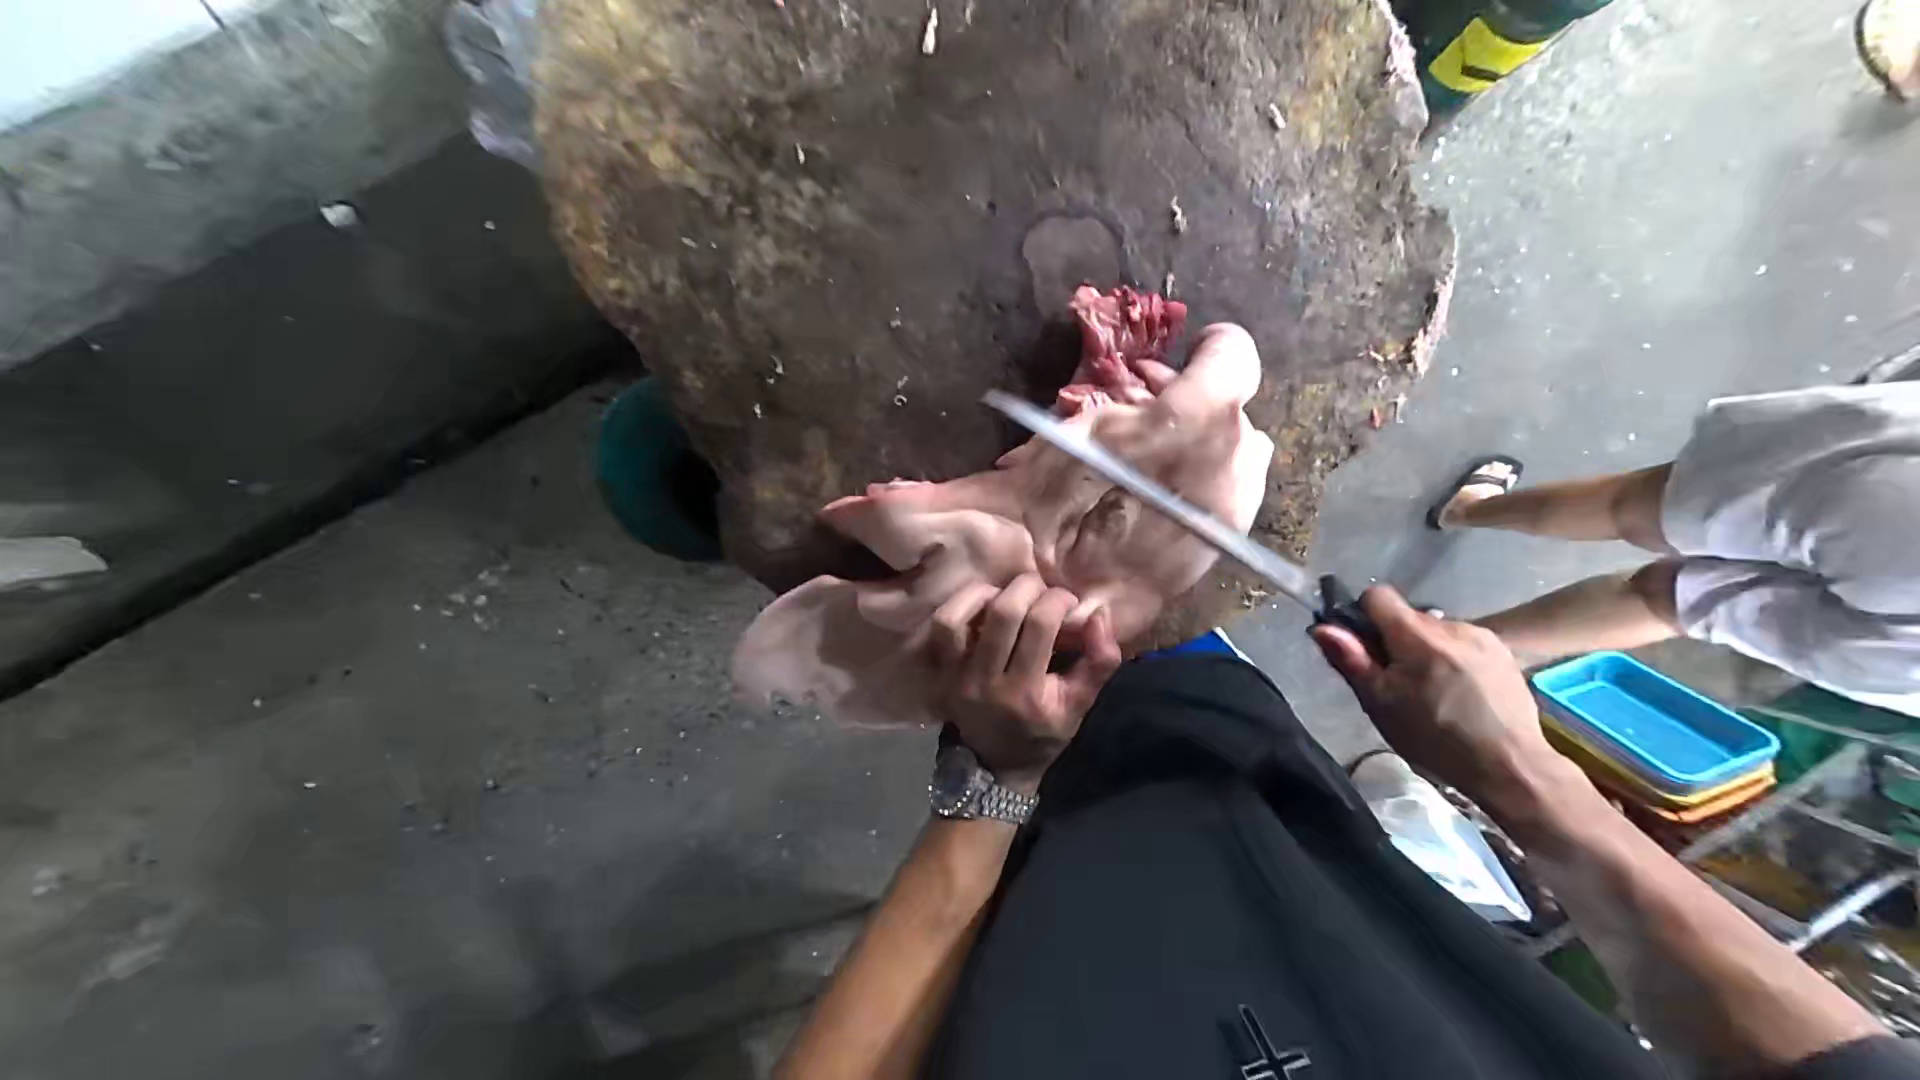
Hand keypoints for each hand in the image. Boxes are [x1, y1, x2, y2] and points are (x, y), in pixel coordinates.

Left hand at [928, 573, 1122, 792]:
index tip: (1069, 601)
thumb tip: (1098, 614)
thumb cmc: (1043, 732)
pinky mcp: (940, 671)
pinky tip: (983, 603)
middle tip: (1042, 589)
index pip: (1040, 624)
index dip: (1058, 600)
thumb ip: (1100, 661)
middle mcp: (987, 682)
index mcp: (1027, 692)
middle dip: (1028, 587)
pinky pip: (942, 627)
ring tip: (1009, 593)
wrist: (996, 764)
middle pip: (1003, 612)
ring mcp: (957, 675)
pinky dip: (961, 605)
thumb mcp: (1080, 704)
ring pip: (961, 616)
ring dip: (988, 592)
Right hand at [1309, 586, 1568, 816]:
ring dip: (1423, 649)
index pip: (1377, 596)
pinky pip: (1460, 641)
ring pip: (1433, 630)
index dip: (1362, 616)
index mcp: (1416, 636)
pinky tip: (1457, 690)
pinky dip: (1449, 657)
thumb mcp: (1379, 703)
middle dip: (1394, 640)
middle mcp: (1451, 625)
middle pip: (1406, 616)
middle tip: (1395, 680)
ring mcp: (1482, 636)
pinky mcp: (1502, 652)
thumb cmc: (1434, 738)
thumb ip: (1350, 659)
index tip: (1363, 647)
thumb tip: (1323, 628)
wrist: (1511, 767)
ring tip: (1430, 688)